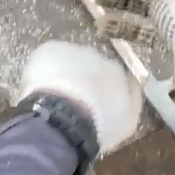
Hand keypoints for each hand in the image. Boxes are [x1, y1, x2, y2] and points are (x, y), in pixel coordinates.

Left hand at [16, 41, 140, 154]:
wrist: (66, 118)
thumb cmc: (100, 125)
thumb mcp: (128, 121)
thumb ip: (132, 98)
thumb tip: (133, 82)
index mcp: (116, 71)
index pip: (111, 75)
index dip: (101, 89)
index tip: (94, 104)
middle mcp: (96, 55)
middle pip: (88, 65)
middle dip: (81, 80)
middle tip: (73, 101)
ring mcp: (71, 50)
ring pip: (67, 59)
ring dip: (63, 73)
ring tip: (54, 96)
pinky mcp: (48, 49)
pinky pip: (48, 58)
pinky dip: (44, 69)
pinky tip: (41, 87)